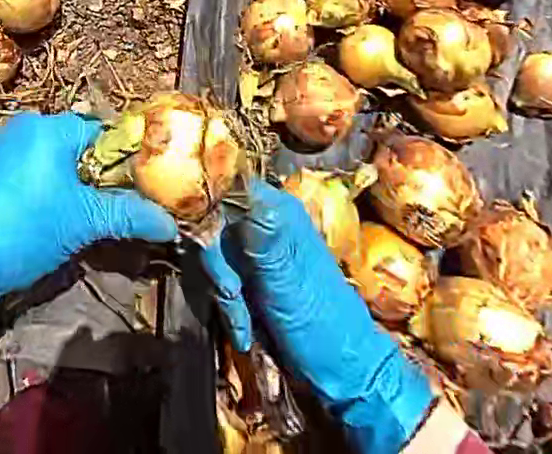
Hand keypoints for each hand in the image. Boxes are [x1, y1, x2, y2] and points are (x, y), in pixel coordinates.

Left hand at [0, 111, 178, 324]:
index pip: (106, 134)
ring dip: (78, 183)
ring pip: (59, 158)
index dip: (127, 162)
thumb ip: (128, 215)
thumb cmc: (24, 230)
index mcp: (53, 128)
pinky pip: (37, 167)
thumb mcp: (83, 222)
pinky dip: (53, 185)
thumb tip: (171, 223)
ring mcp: (9, 144)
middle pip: (84, 145)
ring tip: (90, 215)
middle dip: (102, 176)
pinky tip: (58, 213)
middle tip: (118, 207)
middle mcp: (31, 125)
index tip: (142, 188)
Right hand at [202, 182, 435, 453]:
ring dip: (221, 291)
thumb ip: (259, 230)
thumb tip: (235, 180)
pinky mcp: (252, 273)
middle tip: (232, 296)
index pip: (227, 187)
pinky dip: (227, 304)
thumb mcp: (286, 277)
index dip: (211, 215)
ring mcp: (258, 247)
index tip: (210, 251)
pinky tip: (243, 329)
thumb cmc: (319, 322)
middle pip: (214, 222)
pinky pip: (222, 277)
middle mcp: (265, 219)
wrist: (341, 371)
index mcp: (278, 210)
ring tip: (243, 322)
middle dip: (216, 265)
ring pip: (214, 253)